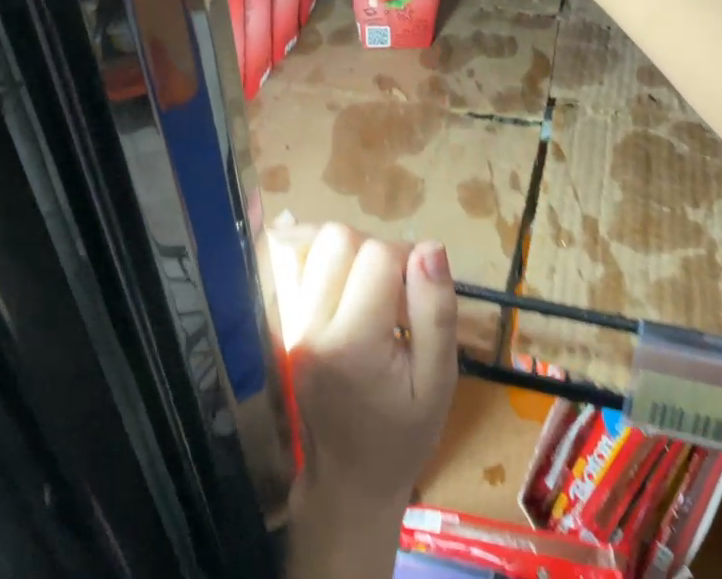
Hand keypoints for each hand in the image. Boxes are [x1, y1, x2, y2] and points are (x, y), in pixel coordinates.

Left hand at [282, 224, 456, 577]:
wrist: (348, 482)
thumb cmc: (403, 435)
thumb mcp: (438, 381)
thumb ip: (436, 312)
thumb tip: (431, 247)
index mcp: (353, 342)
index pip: (378, 254)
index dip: (410, 260)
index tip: (421, 294)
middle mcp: (311, 326)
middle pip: (338, 239)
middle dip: (375, 251)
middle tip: (397, 293)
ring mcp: (290, 326)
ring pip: (314, 247)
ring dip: (350, 257)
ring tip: (373, 295)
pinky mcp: (282, 327)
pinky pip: (298, 270)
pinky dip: (326, 268)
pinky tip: (348, 296)